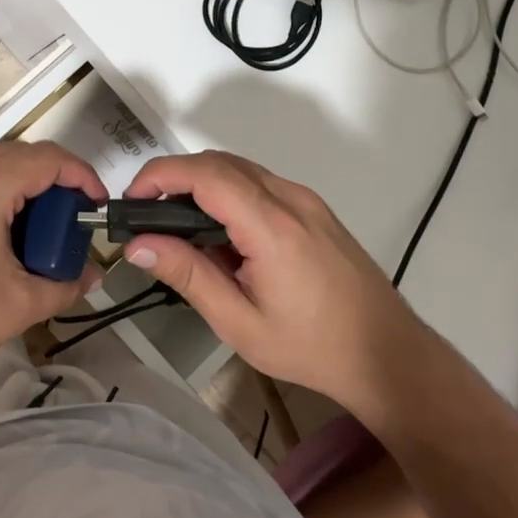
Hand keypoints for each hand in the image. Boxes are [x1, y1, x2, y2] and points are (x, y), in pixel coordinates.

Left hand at [0, 141, 105, 388]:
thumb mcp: (15, 308)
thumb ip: (64, 285)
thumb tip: (93, 276)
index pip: (46, 159)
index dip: (79, 175)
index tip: (94, 202)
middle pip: (15, 154)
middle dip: (50, 179)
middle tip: (65, 218)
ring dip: (12, 177)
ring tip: (25, 220)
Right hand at [120, 152, 423, 416]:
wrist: (387, 354)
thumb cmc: (310, 347)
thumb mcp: (239, 322)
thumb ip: (188, 275)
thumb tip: (137, 245)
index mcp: (272, 225)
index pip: (206, 174)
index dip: (161, 176)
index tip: (130, 201)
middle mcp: (291, 199)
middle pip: (221, 163)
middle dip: (175, 178)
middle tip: (145, 216)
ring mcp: (307, 201)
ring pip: (241, 170)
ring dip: (202, 185)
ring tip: (174, 227)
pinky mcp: (314, 211)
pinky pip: (261, 185)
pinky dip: (228, 194)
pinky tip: (218, 234)